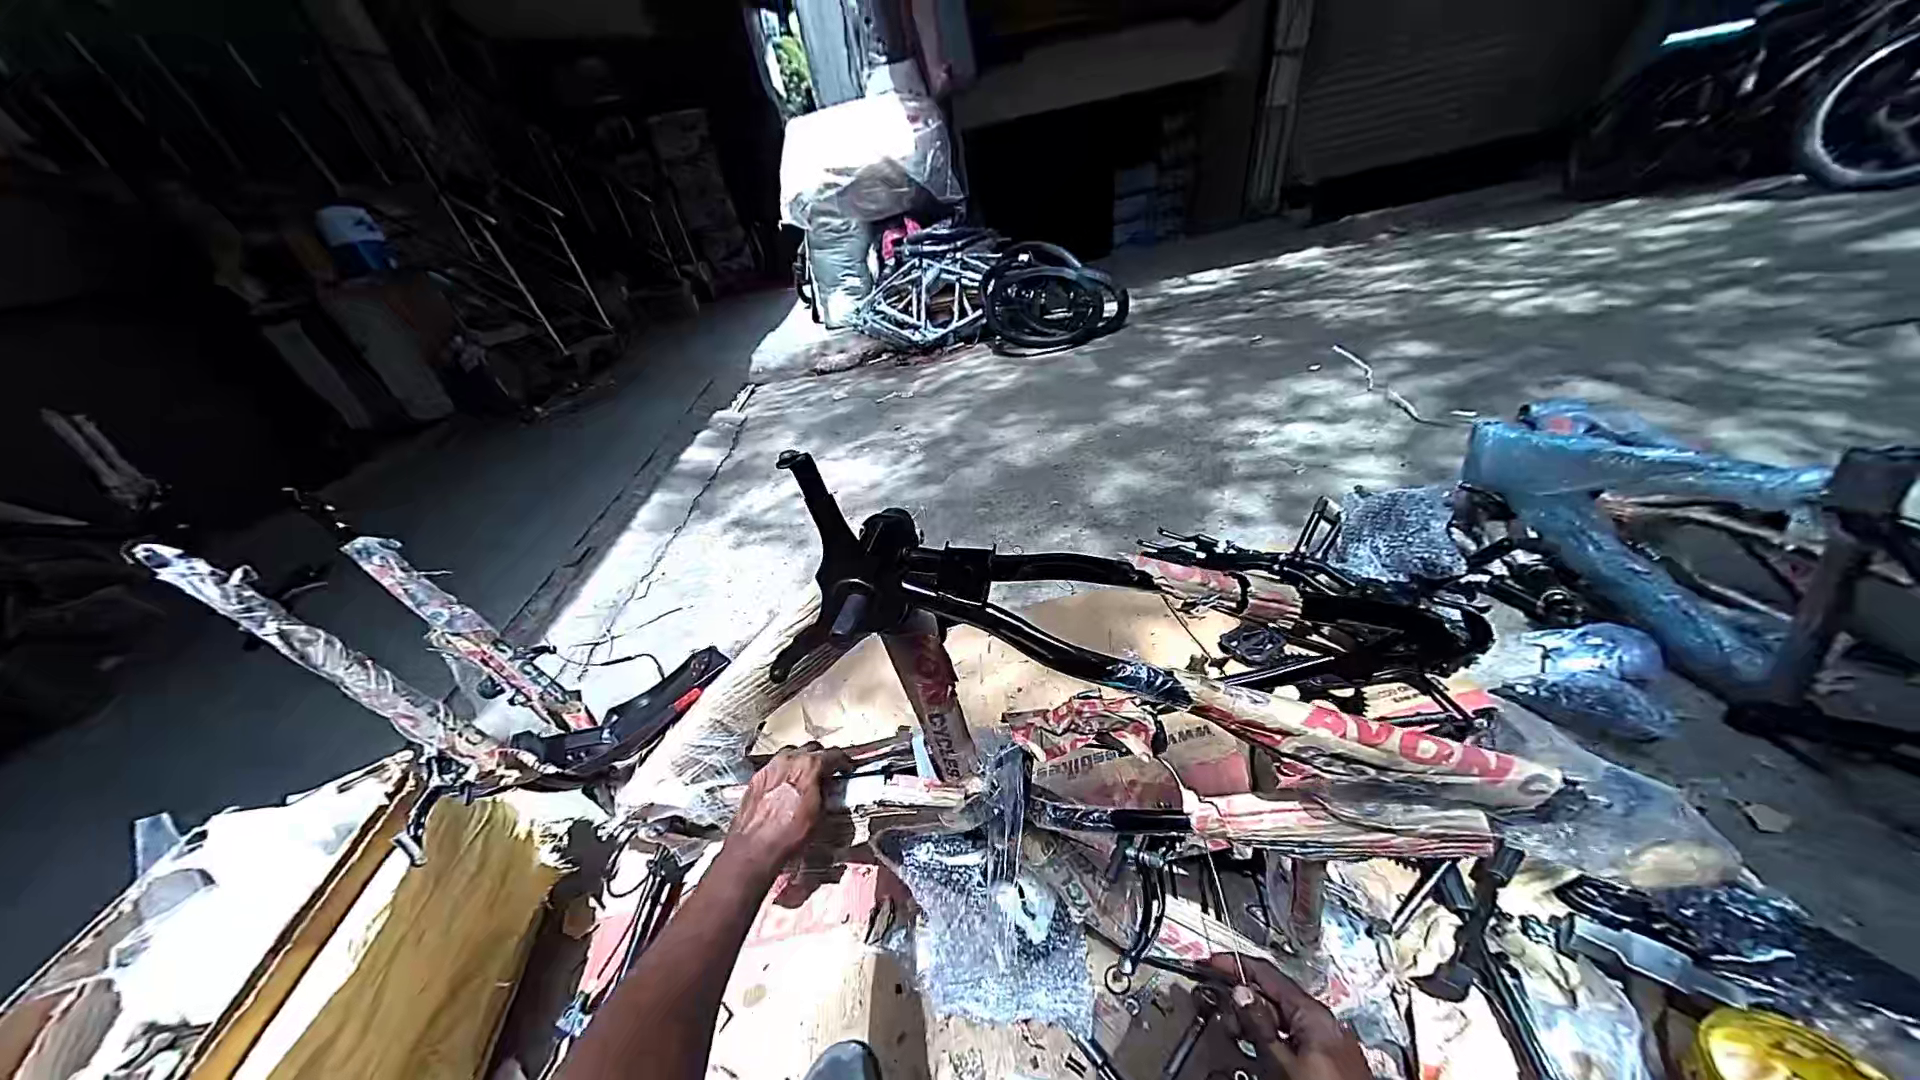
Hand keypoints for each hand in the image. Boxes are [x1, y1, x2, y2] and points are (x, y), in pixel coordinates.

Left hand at [721, 746, 840, 880]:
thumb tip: (828, 790)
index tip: (845, 767)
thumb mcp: (819, 815)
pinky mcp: (756, 778)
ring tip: (805, 778)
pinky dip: (783, 773)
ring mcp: (770, 767)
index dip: (843, 761)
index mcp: (809, 766)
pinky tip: (785, 787)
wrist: (754, 849)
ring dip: (800, 762)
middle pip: (811, 749)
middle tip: (827, 771)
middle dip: (821, 758)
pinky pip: (774, 767)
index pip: (833, 754)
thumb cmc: (786, 835)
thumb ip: (826, 793)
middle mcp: (788, 760)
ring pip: (791, 755)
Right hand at [1207, 954, 1371, 1079]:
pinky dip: (1274, 1038)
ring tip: (1238, 1035)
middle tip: (1223, 1013)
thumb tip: (1239, 992)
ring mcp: (1329, 1041)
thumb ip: (1260, 1025)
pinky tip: (1261, 1052)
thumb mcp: (1283, 1064)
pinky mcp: (1330, 1060)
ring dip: (1257, 1023)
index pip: (1267, 973)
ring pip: (1283, 1018)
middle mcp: (1324, 1021)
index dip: (1236, 964)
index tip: (1211, 963)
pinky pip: (1295, 1037)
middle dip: (1244, 1000)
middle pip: (1273, 995)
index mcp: (1313, 1013)